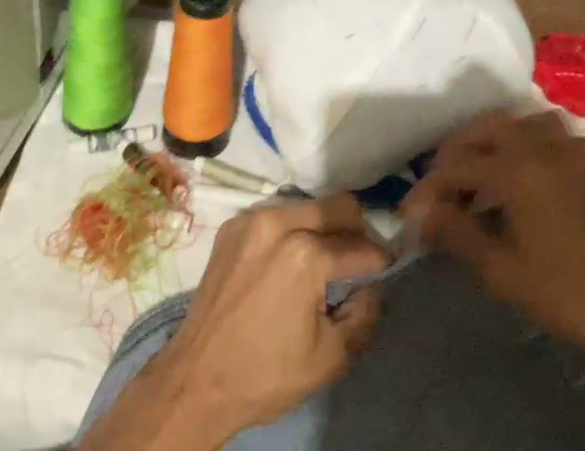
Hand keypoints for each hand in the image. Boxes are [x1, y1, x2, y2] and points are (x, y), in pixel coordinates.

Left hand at [146, 195, 389, 438]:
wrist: (196, 379)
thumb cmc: (266, 374)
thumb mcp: (331, 356)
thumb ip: (364, 313)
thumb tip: (372, 286)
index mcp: (305, 255)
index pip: (362, 246)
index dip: (382, 261)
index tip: (388, 272)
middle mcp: (277, 224)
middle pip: (338, 206)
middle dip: (357, 230)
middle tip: (361, 261)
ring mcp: (250, 221)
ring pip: (307, 205)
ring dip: (325, 226)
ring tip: (328, 260)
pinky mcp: (231, 228)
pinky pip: (276, 214)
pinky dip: (293, 229)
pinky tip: (292, 260)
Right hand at [401, 111, 584, 351]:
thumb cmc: (566, 290)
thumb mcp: (501, 270)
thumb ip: (457, 232)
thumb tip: (423, 211)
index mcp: (516, 170)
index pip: (457, 166)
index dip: (429, 188)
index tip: (411, 212)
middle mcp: (544, 149)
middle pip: (491, 127)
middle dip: (460, 147)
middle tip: (443, 177)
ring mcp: (576, 155)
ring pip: (530, 123)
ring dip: (502, 137)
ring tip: (487, 165)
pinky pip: (563, 138)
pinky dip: (540, 144)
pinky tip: (536, 170)